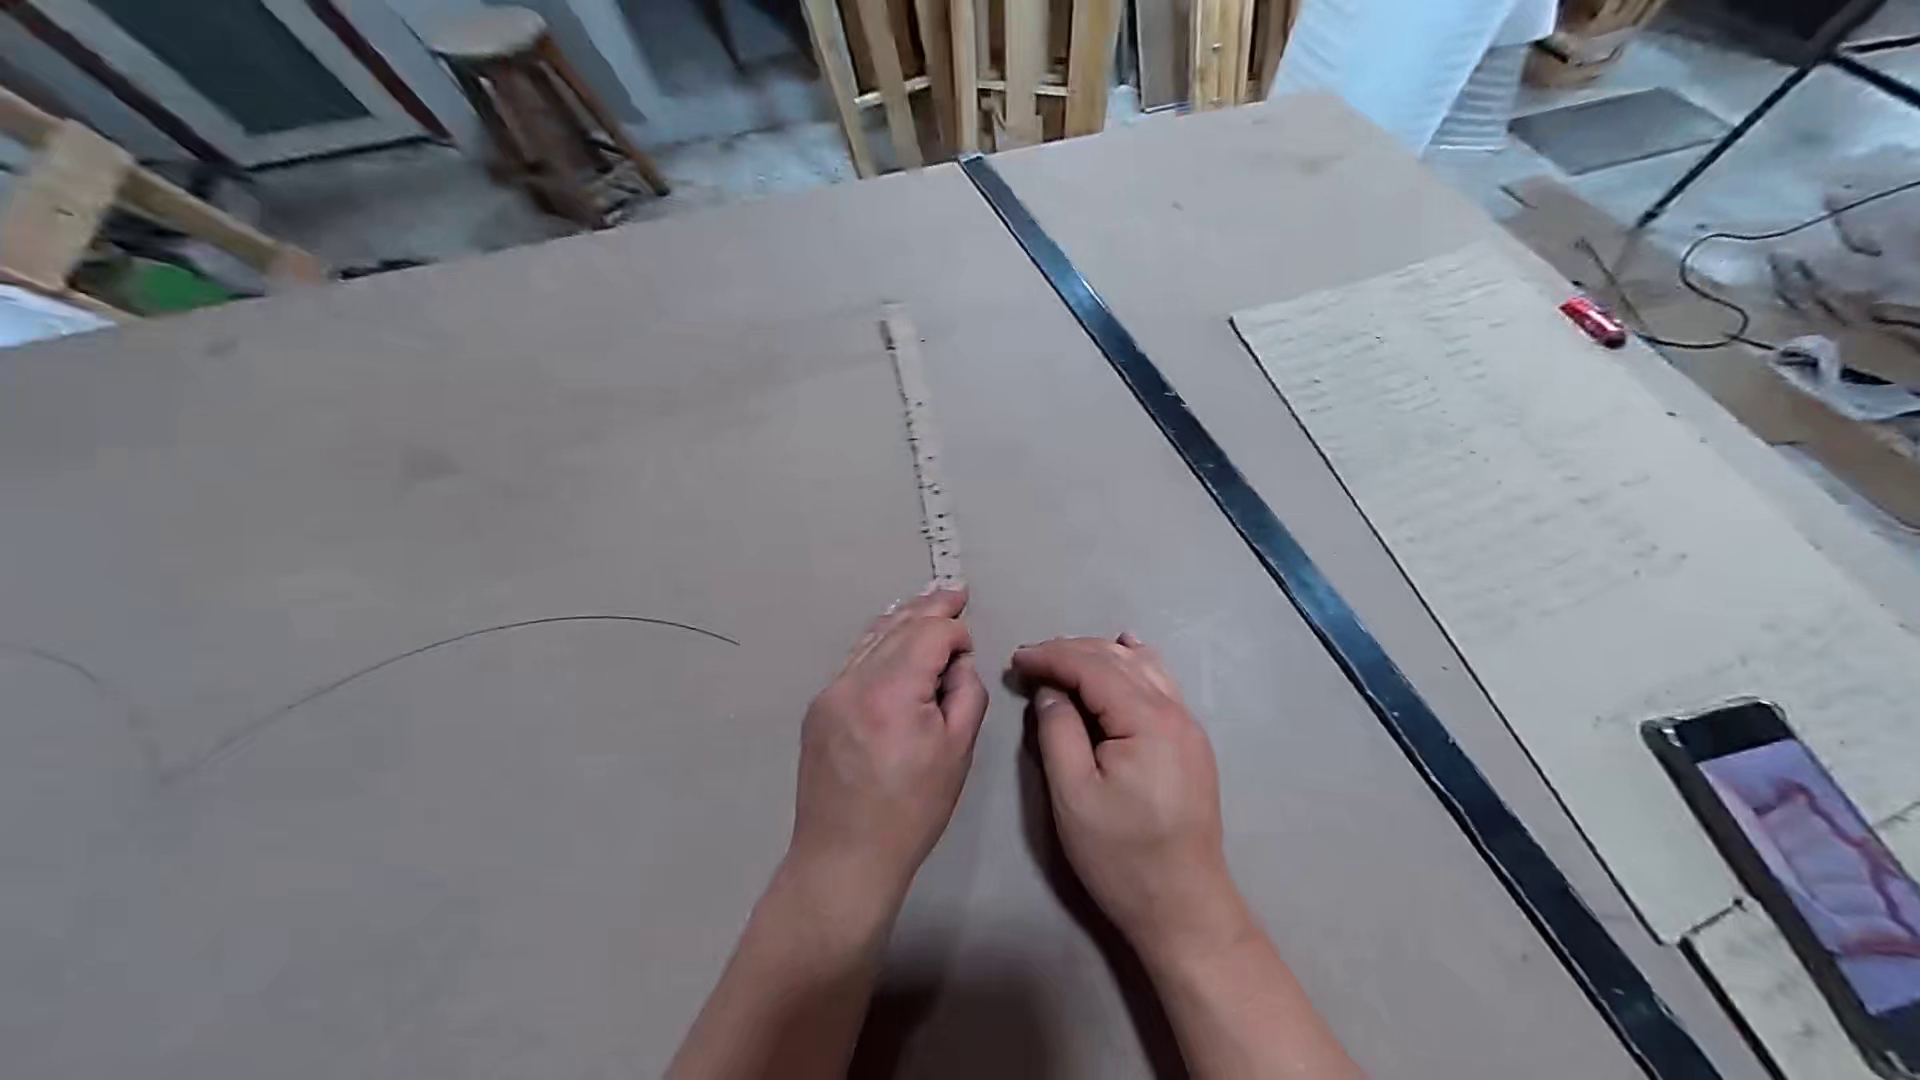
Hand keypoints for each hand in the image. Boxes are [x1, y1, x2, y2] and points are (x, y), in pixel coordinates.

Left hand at [787, 584, 987, 916]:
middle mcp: (854, 681)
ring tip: (926, 602)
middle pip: (898, 627)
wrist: (845, 855)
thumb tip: (956, 662)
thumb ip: (965, 693)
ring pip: (871, 638)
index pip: (929, 634)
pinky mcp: (819, 707)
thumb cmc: (911, 810)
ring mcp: (830, 691)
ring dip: (902, 619)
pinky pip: (855, 661)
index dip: (955, 631)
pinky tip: (893, 637)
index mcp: (892, 691)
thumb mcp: (957, 751)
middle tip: (955, 591)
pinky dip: (879, 644)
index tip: (969, 648)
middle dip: (930, 608)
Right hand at [1012, 634, 1251, 961]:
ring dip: (1099, 654)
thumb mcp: (1073, 794)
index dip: (1051, 657)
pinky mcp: (1190, 740)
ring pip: (1141, 666)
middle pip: (1117, 660)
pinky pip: (1161, 682)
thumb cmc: (1121, 856)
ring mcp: (1188, 725)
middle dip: (1070, 651)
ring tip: (1062, 657)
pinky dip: (1135, 663)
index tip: (1016, 659)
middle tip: (1030, 659)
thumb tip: (1049, 689)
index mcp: (1147, 721)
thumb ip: (1057, 731)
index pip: (1093, 668)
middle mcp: (1175, 711)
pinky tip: (1125, 650)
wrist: (1183, 906)